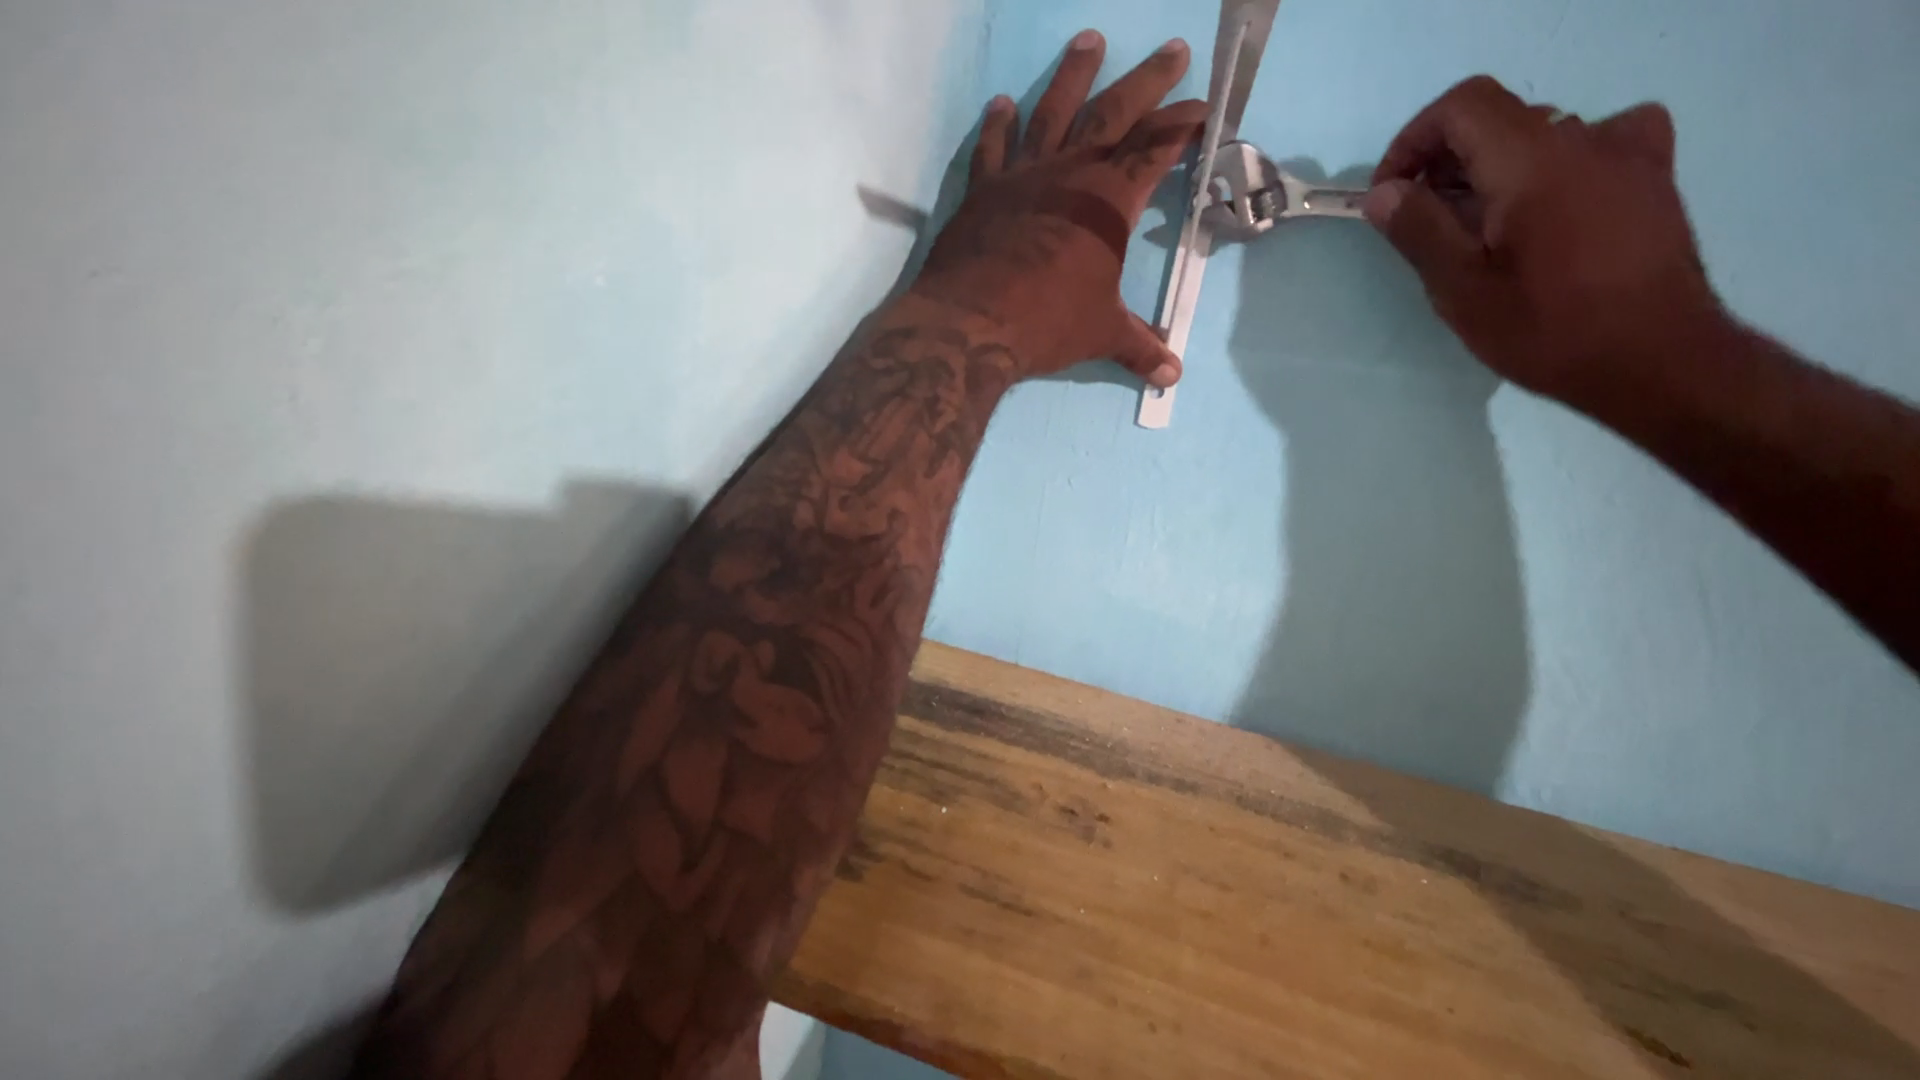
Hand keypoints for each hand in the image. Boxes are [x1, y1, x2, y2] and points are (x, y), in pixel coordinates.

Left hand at [911, 30, 1207, 387]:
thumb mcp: (1101, 334)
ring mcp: (1023, 176)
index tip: (1206, 106)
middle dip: (1149, 80)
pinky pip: (993, 148)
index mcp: (1109, 201)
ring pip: (1053, 111)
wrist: (971, 322)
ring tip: (1088, 38)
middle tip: (1173, 49)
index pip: (1157, 150)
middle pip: (1115, 112)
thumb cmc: (1047, 323)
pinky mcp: (983, 191)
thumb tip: (1173, 376)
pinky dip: (998, 124)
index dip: (1184, 126)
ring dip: (1073, 74)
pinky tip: (1002, 103)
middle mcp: (1069, 174)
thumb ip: (1139, 347)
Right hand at [1365, 76, 1726, 405]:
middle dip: (1446, 161)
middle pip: (1499, 118)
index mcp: (1532, 161)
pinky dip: (1560, 159)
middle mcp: (1584, 139)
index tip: (1392, 195)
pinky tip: (1554, 198)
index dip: (1414, 141)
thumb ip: (1419, 230)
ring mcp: (1628, 154)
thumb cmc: (1549, 329)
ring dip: (1496, 167)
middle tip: (1423, 222)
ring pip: (1542, 134)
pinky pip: (1601, 140)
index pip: (1462, 107)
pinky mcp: (1652, 179)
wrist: (1658, 361)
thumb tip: (1384, 192)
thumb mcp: (1462, 289)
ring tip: (1480, 227)